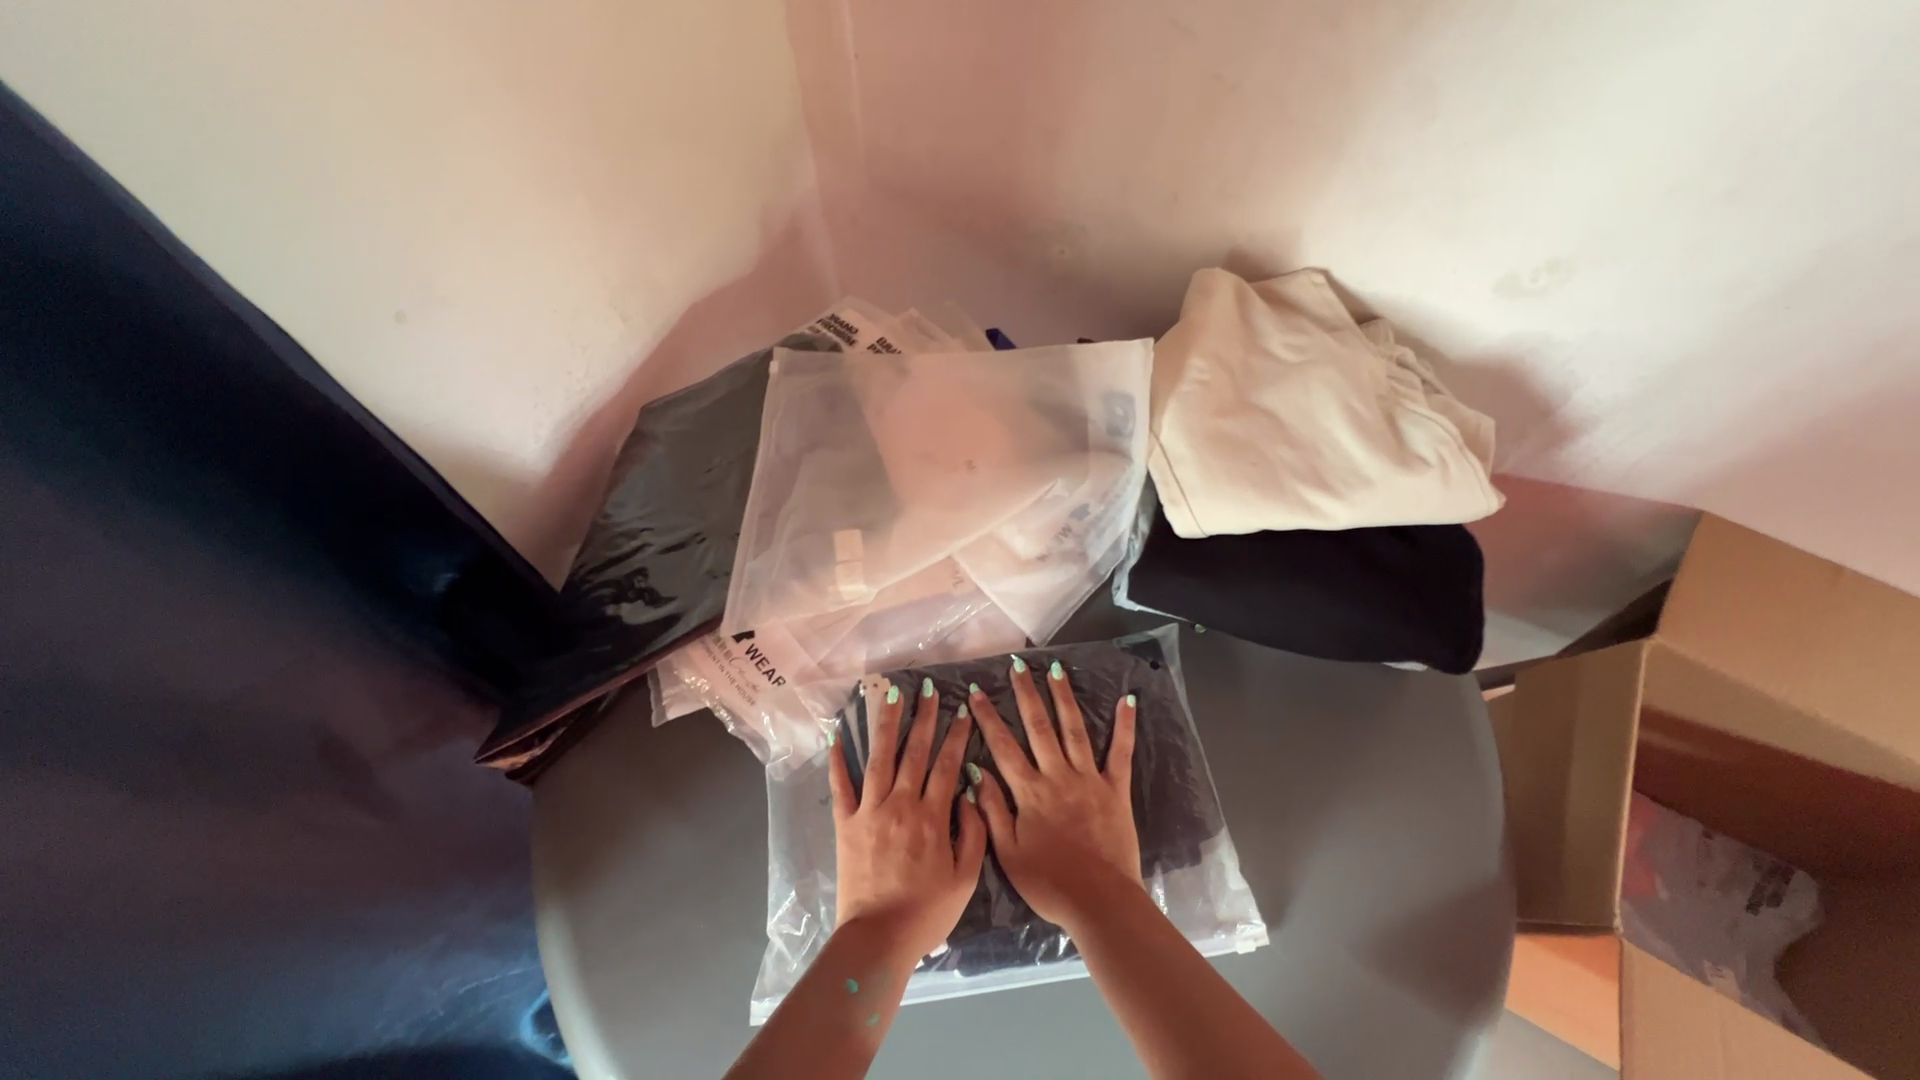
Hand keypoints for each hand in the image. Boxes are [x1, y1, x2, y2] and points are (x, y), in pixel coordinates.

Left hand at [829, 677, 985, 963]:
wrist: (879, 936)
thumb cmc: (927, 912)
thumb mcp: (966, 878)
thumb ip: (973, 832)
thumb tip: (969, 793)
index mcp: (933, 817)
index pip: (947, 765)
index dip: (956, 736)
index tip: (962, 710)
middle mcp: (901, 804)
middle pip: (915, 752)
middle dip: (924, 718)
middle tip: (930, 689)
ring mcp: (870, 812)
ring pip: (880, 759)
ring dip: (887, 724)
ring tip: (890, 694)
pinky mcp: (845, 825)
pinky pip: (841, 787)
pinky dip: (837, 760)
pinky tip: (836, 735)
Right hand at [968, 657, 1141, 929]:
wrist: (1098, 901)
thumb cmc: (1048, 884)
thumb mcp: (1008, 852)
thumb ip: (992, 810)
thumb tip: (976, 771)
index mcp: (1029, 792)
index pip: (1003, 746)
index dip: (987, 717)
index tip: (976, 692)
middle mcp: (1058, 776)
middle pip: (1038, 727)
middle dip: (1025, 694)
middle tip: (1017, 665)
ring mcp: (1089, 779)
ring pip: (1074, 730)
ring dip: (1064, 697)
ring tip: (1055, 668)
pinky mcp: (1116, 789)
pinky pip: (1121, 752)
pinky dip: (1124, 726)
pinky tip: (1127, 700)